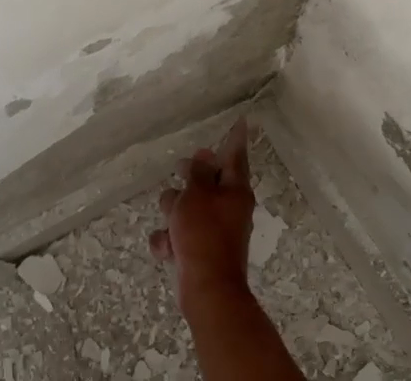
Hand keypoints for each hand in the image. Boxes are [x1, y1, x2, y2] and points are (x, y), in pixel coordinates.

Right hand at [149, 119, 256, 302]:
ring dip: (172, 216)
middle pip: (203, 182)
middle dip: (186, 184)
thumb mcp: (197, 194)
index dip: (235, 138)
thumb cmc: (204, 234)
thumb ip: (197, 171)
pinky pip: (177, 234)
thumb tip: (203, 155)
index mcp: (235, 191)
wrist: (206, 289)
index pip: (235, 156)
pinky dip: (169, 241)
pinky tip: (167, 249)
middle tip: (179, 174)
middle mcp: (228, 208)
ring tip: (172, 229)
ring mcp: (213, 231)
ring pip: (184, 208)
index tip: (243, 120)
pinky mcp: (198, 251)